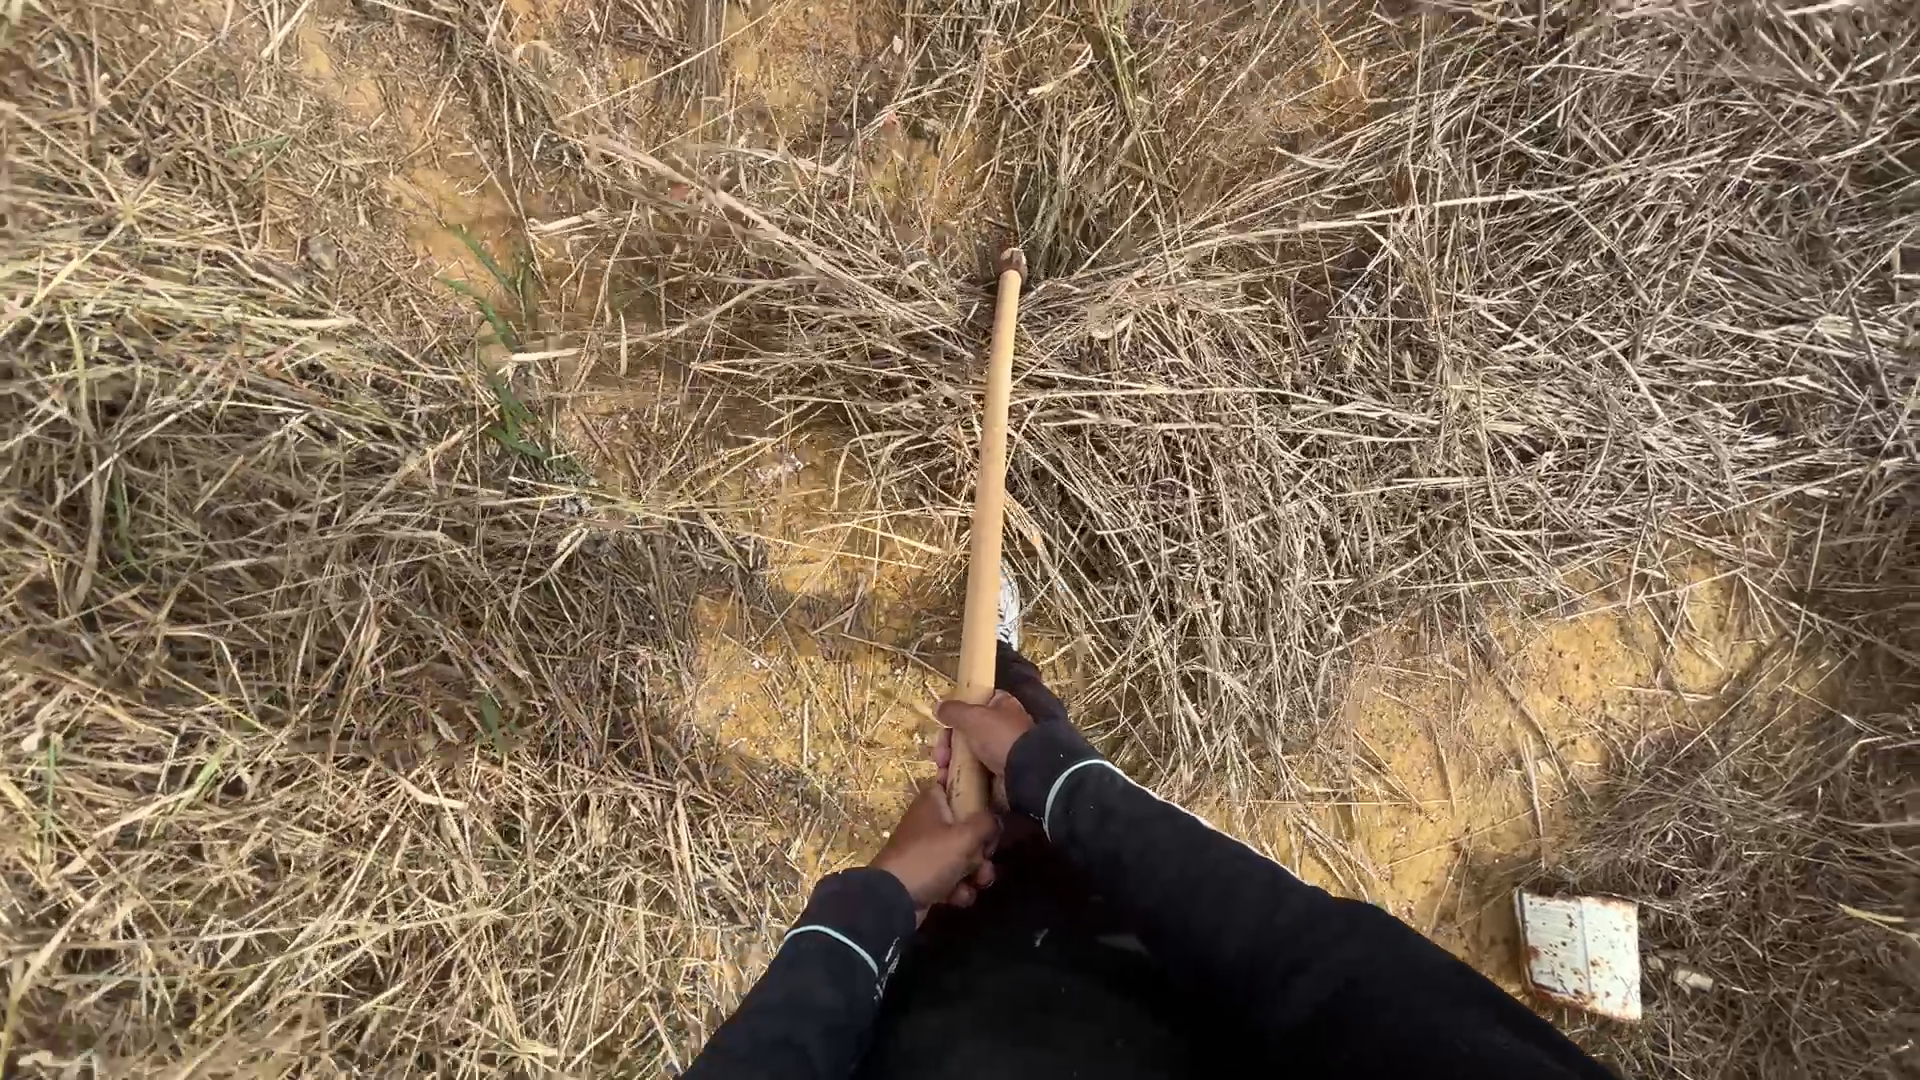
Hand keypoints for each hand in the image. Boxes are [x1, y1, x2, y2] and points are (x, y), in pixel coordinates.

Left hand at [870, 782, 998, 923]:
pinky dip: (958, 888)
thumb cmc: (929, 858)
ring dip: (975, 871)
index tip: (990, 810)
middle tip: (985, 857)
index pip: (957, 784)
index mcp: (933, 801)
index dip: (977, 795)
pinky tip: (958, 896)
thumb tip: (996, 819)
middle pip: (967, 825)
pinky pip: (952, 877)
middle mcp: (930, 822)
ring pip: (963, 855)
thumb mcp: (964, 837)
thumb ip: (987, 823)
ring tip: (977, 882)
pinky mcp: (927, 876)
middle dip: (982, 847)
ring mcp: (928, 850)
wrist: (893, 900)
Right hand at [934, 690, 1033, 775]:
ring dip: (949, 762)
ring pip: (966, 754)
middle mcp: (1001, 727)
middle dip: (948, 744)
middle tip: (941, 755)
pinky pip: (971, 774)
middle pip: (966, 731)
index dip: (956, 713)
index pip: (974, 703)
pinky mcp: (996, 775)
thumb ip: (953, 711)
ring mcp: (999, 752)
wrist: (1025, 774)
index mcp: (1001, 706)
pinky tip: (946, 782)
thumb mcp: (973, 716)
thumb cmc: (1000, 736)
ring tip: (942, 772)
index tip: (943, 724)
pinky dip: (958, 778)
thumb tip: (939, 707)